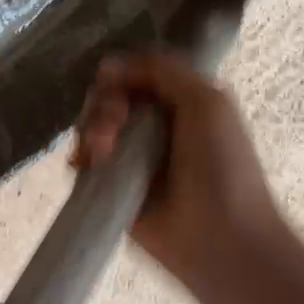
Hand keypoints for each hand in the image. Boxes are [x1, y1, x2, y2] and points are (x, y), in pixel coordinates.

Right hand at [71, 53, 285, 285]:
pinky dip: (81, 156)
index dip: (120, 74)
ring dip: (91, 128)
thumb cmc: (222, 166)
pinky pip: (83, 160)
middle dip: (104, 104)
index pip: (133, 74)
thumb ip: (164, 68)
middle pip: (107, 97)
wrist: (221, 238)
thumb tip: (111, 65)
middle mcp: (151, 127)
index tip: (116, 83)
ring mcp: (129, 157)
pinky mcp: (110, 186)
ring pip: (91, 125)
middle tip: (115, 124)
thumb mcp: (207, 100)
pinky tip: (89, 163)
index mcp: (177, 103)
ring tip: (103, 150)